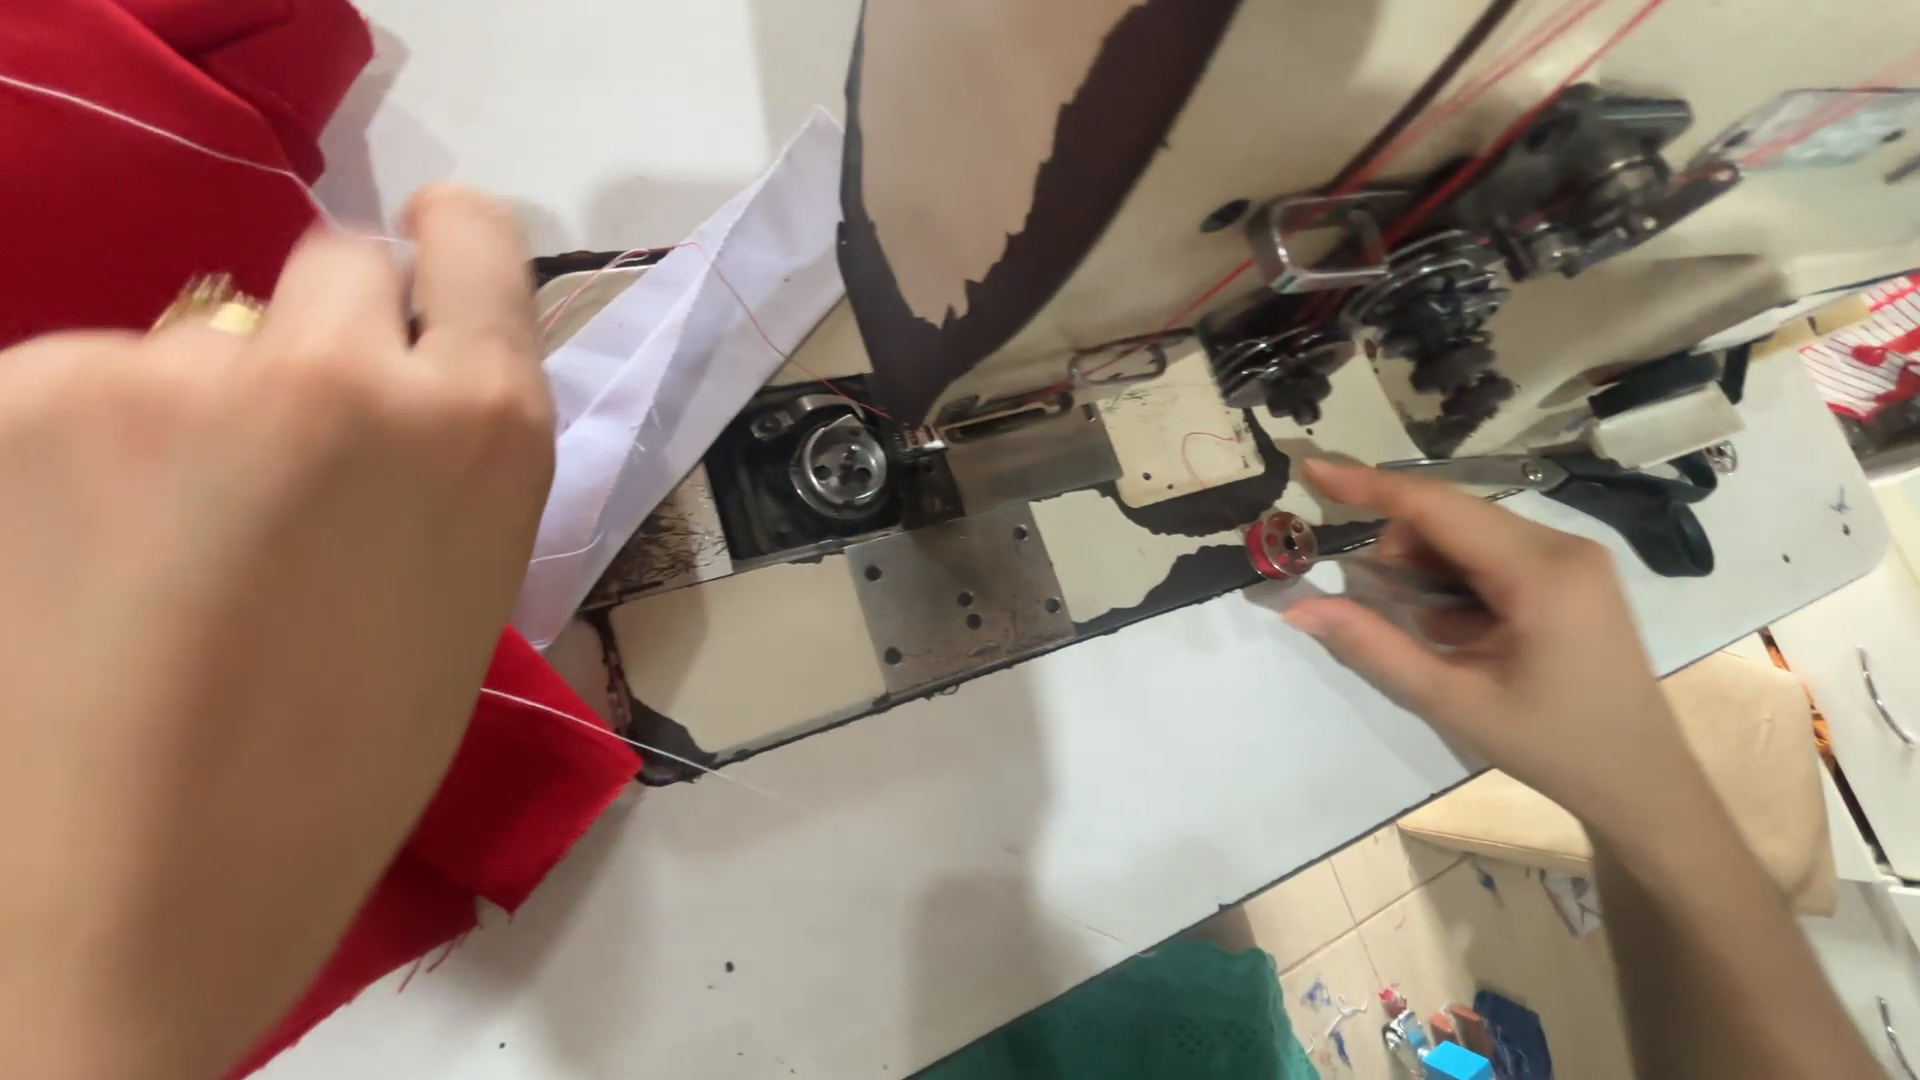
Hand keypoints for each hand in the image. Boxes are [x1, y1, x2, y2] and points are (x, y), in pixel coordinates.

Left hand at [0, 186, 552, 1078]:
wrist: (159, 878)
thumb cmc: (366, 737)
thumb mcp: (473, 569)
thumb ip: (456, 447)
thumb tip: (408, 371)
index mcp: (490, 422)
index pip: (471, 234)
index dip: (449, 253)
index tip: (426, 298)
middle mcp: (351, 369)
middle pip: (341, 259)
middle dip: (338, 331)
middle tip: (308, 439)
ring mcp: (178, 370)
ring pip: (209, 329)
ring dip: (210, 394)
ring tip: (185, 528)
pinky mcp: (17, 396)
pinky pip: (88, 376)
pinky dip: (96, 437)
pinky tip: (94, 542)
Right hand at [1284, 460, 1703, 840]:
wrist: (1641, 782)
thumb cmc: (1551, 744)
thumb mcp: (1449, 699)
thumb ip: (1370, 645)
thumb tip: (1296, 606)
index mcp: (1540, 573)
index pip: (1437, 507)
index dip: (1368, 485)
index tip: (1312, 469)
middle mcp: (1561, 547)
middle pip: (1448, 513)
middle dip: (1396, 544)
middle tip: (1374, 598)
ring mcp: (1569, 557)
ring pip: (1463, 530)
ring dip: (1422, 564)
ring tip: (1427, 627)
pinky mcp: (1567, 573)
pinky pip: (1485, 550)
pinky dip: (1449, 577)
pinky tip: (1458, 627)